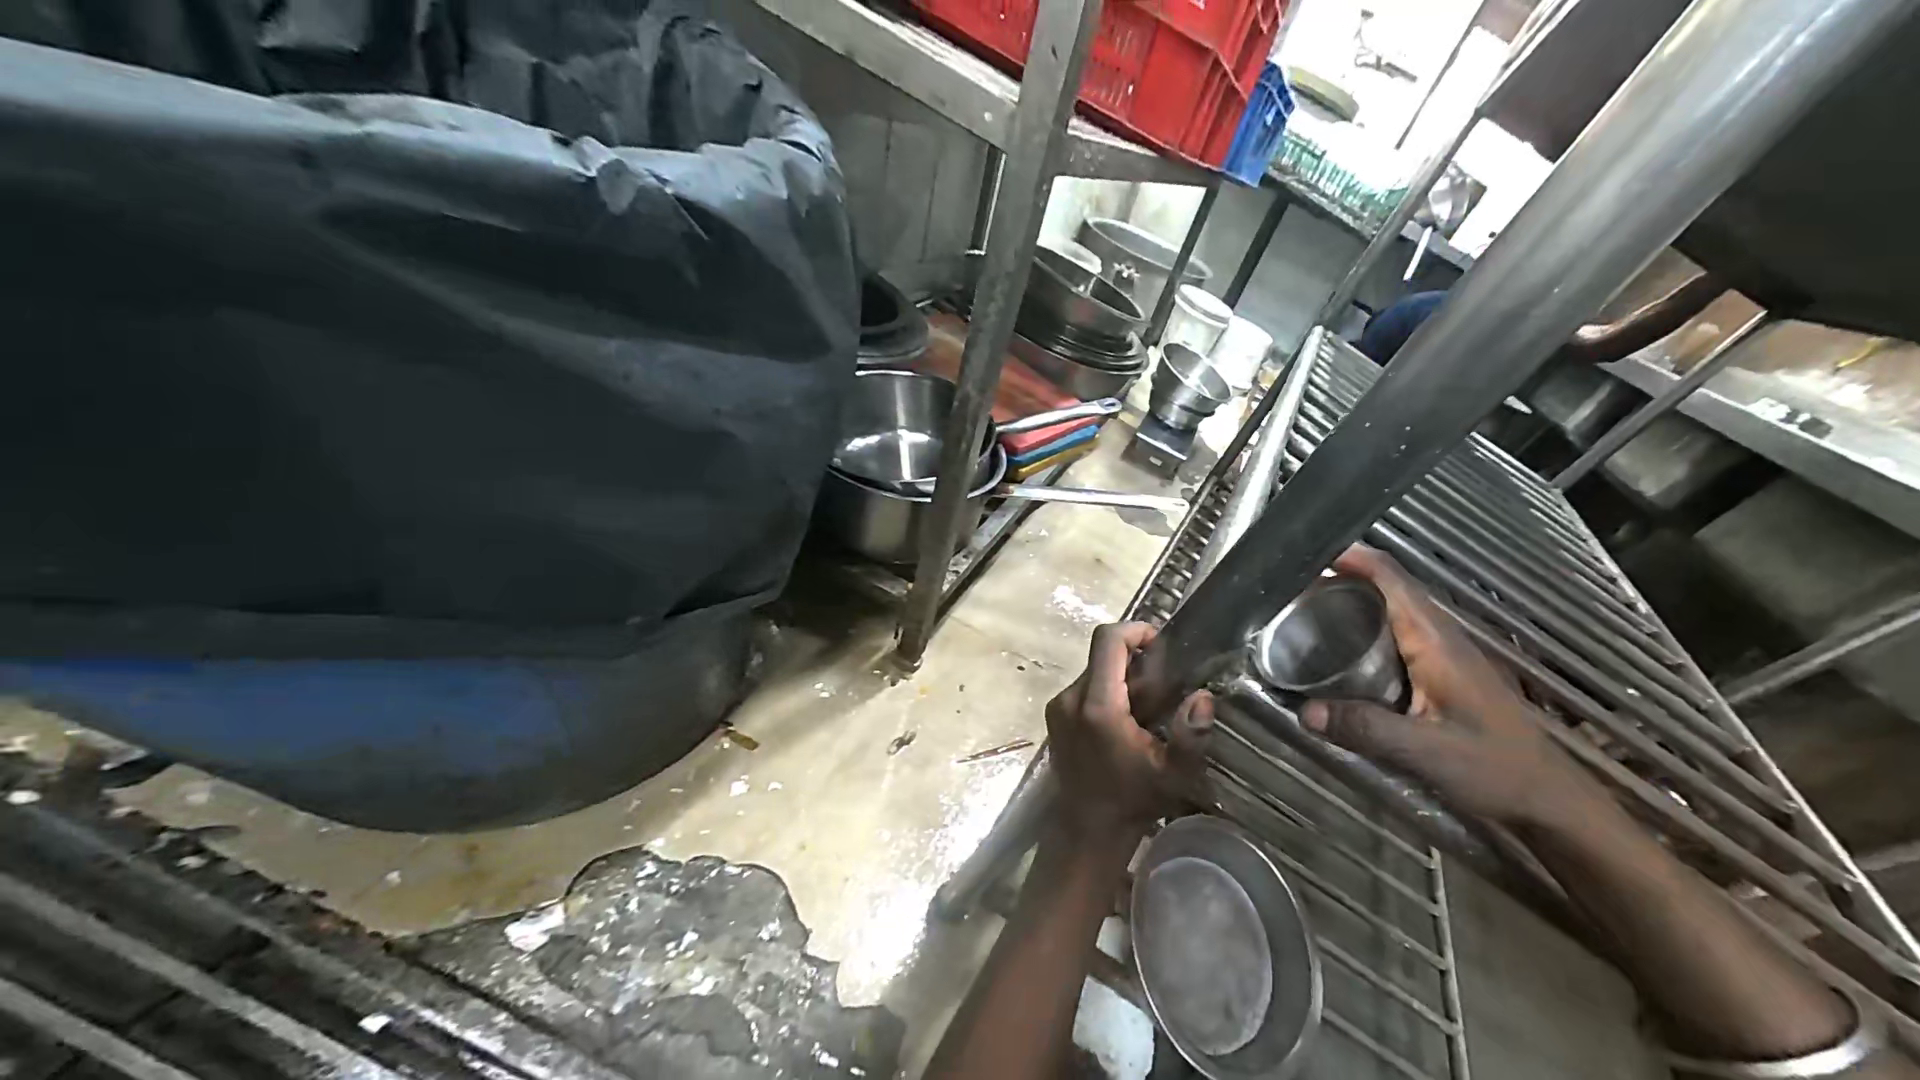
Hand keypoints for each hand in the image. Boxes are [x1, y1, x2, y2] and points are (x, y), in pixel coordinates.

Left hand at [1046, 623, 1212, 839]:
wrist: (1086, 830)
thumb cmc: (1132, 800)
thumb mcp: (1172, 773)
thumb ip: (1190, 734)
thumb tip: (1203, 697)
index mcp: (1097, 705)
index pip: (1107, 641)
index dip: (1135, 630)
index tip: (1160, 643)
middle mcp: (1070, 697)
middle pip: (1101, 655)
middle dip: (1134, 660)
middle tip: (1163, 685)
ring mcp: (1058, 706)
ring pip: (1093, 671)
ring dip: (1120, 678)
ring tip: (1146, 709)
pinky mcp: (1055, 716)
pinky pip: (1083, 688)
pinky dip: (1106, 691)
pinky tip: (1125, 720)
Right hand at [1302, 545, 1600, 826]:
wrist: (1549, 801)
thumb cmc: (1496, 769)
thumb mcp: (1425, 752)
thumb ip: (1364, 728)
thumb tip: (1304, 710)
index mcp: (1436, 642)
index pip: (1394, 580)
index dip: (1354, 558)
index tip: (1309, 553)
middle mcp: (1440, 638)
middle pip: (1389, 588)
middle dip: (1341, 577)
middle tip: (1291, 587)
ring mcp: (1444, 655)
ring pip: (1392, 611)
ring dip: (1352, 600)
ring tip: (1304, 610)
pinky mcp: (1441, 673)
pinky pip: (1395, 634)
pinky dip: (1363, 627)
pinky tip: (1339, 650)